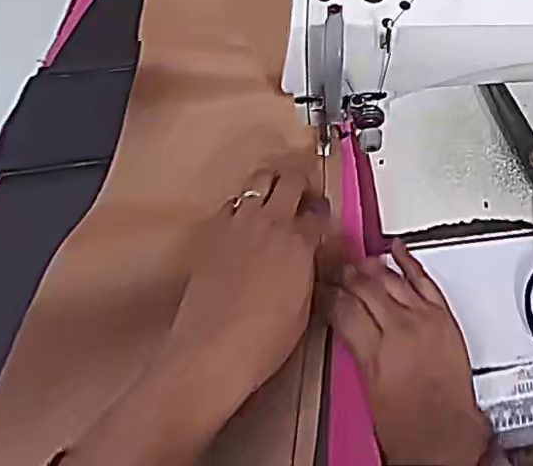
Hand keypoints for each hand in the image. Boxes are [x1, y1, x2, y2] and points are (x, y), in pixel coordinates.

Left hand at [163, 161, 333, 408]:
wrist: (210, 352)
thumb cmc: (264, 340)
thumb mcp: (303, 307)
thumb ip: (307, 270)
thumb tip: (307, 256)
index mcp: (299, 241)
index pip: (318, 211)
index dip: (322, 214)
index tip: (321, 219)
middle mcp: (271, 222)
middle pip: (291, 180)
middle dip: (300, 184)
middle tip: (301, 197)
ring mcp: (239, 221)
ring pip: (259, 180)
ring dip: (270, 186)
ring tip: (271, 200)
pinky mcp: (213, 230)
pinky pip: (231, 203)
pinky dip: (240, 206)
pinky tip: (241, 224)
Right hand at [334, 240, 491, 465]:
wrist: (448, 439)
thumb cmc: (410, 430)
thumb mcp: (368, 391)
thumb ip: (357, 350)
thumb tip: (345, 325)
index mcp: (376, 355)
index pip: (343, 308)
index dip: (328, 295)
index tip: (321, 289)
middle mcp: (400, 330)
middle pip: (366, 287)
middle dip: (347, 275)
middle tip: (337, 269)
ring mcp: (423, 319)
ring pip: (391, 279)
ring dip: (372, 267)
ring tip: (360, 260)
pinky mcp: (443, 315)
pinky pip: (424, 280)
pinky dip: (409, 262)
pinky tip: (398, 250)